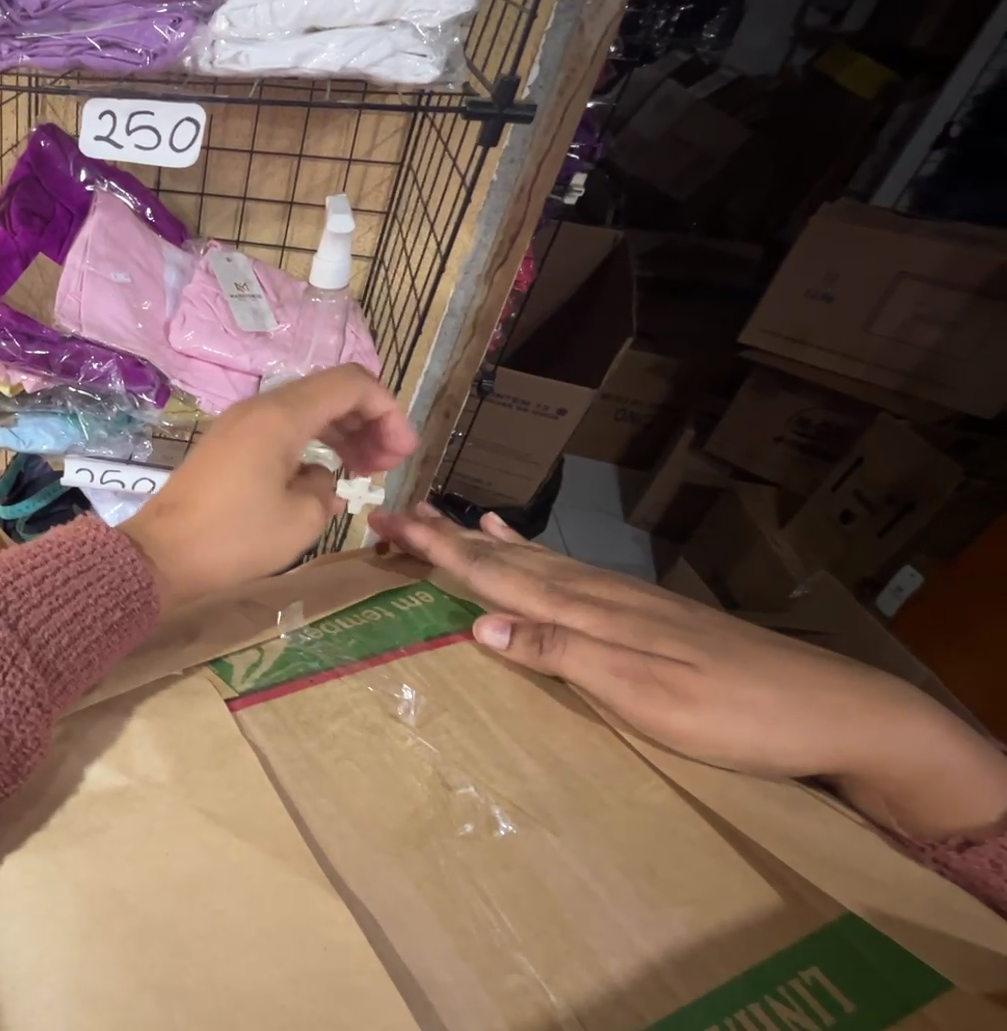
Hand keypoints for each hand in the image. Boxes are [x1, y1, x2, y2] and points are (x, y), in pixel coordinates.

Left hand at [121, 364, 415, 608]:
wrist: (160, 556)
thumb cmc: (234, 539)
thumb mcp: (300, 519)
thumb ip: (327, 488)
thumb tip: (322, 479)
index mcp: (281, 415)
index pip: (352, 383)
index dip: (388, 412)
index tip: (402, 455)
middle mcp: (258, 409)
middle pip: (328, 393)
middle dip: (368, 423)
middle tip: (385, 468)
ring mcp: (237, 426)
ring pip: (303, 412)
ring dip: (340, 435)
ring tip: (361, 474)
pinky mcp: (225, 447)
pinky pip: (278, 431)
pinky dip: (308, 445)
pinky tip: (319, 480)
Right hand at [372, 506, 1006, 840]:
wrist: (837, 711)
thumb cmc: (735, 714)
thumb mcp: (646, 696)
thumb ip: (561, 654)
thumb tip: (479, 623)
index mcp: (584, 613)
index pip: (494, 573)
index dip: (437, 548)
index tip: (387, 521)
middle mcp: (591, 592)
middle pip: (502, 555)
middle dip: (442, 534)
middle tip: (391, 511)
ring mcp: (614, 594)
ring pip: (526, 555)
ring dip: (474, 536)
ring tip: (434, 515)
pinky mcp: (632, 605)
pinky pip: (558, 564)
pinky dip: (524, 546)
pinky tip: (510, 533)